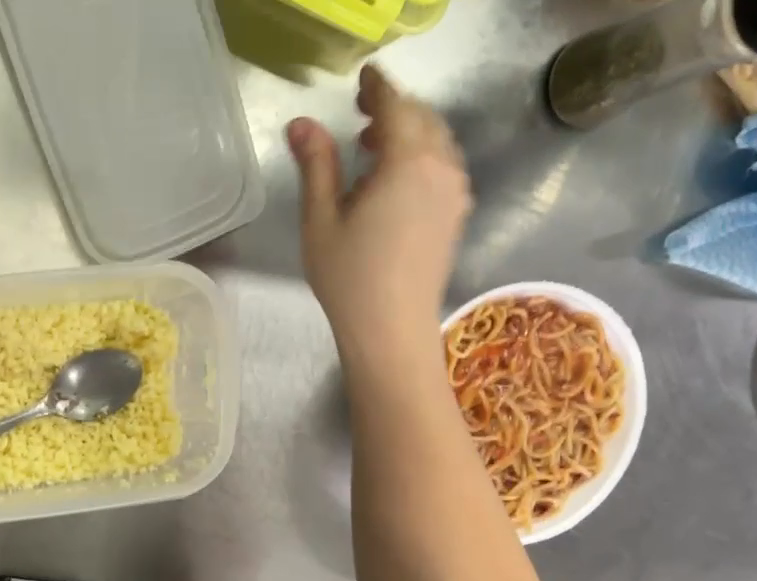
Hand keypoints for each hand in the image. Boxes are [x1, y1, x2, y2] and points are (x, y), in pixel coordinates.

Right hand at [286, 66, 471, 349]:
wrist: (391, 327)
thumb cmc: (348, 277)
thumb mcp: (320, 220)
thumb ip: (316, 166)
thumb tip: (301, 124)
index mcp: (406, 162)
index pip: (395, 106)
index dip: (378, 88)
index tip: (364, 76)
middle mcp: (440, 166)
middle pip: (421, 119)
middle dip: (393, 108)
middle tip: (361, 111)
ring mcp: (454, 190)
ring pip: (436, 142)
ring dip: (407, 133)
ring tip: (372, 146)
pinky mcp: (455, 213)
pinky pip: (442, 166)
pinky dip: (419, 156)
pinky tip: (392, 178)